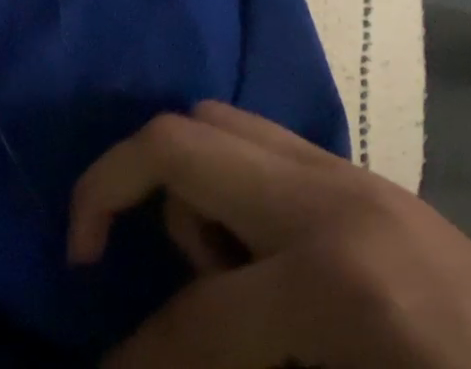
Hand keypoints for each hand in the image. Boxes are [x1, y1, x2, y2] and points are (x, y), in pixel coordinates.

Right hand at [69, 102, 470, 368]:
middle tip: (96, 253)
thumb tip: (145, 356)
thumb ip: (233, 358)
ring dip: (178, 184)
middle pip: (178, 144)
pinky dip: (225, 183)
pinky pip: (263, 148)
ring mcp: (360, 180)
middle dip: (111, 190)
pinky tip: (251, 253)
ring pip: (216, 125)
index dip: (138, 354)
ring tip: (204, 268)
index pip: (194, 314)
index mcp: (338, 279)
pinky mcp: (375, 185)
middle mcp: (338, 200)